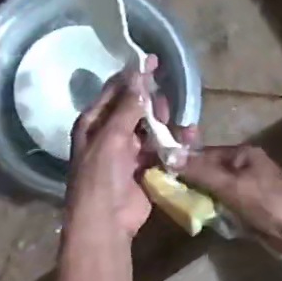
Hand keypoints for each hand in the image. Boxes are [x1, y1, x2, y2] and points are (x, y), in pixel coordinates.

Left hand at [65, 60, 191, 240]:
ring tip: (177, 126)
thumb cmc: (100, 176)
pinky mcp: (145, 169)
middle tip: (164, 104)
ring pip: (152, 129)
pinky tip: (187, 140)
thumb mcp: (111, 137)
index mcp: (94, 123)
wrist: (105, 220)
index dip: (134, 75)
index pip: (116, 91)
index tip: (153, 60)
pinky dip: (173, 145)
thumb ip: (127, 108)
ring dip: (165, 125)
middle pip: (136, 109)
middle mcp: (111, 134)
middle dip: (152, 103)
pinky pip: (162, 150)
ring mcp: (129, 152)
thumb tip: (138, 76)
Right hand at [175, 145, 281, 256]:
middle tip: (170, 196)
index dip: (184, 164)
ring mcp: (249, 186)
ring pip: (216, 189)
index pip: (204, 154)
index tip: (162, 175)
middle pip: (209, 171)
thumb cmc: (267, 203)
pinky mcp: (251, 206)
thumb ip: (201, 172)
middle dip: (191, 183)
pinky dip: (215, 210)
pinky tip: (202, 218)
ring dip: (202, 199)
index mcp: (242, 154)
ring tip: (182, 208)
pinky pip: (226, 204)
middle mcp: (245, 166)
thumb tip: (170, 156)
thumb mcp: (230, 186)